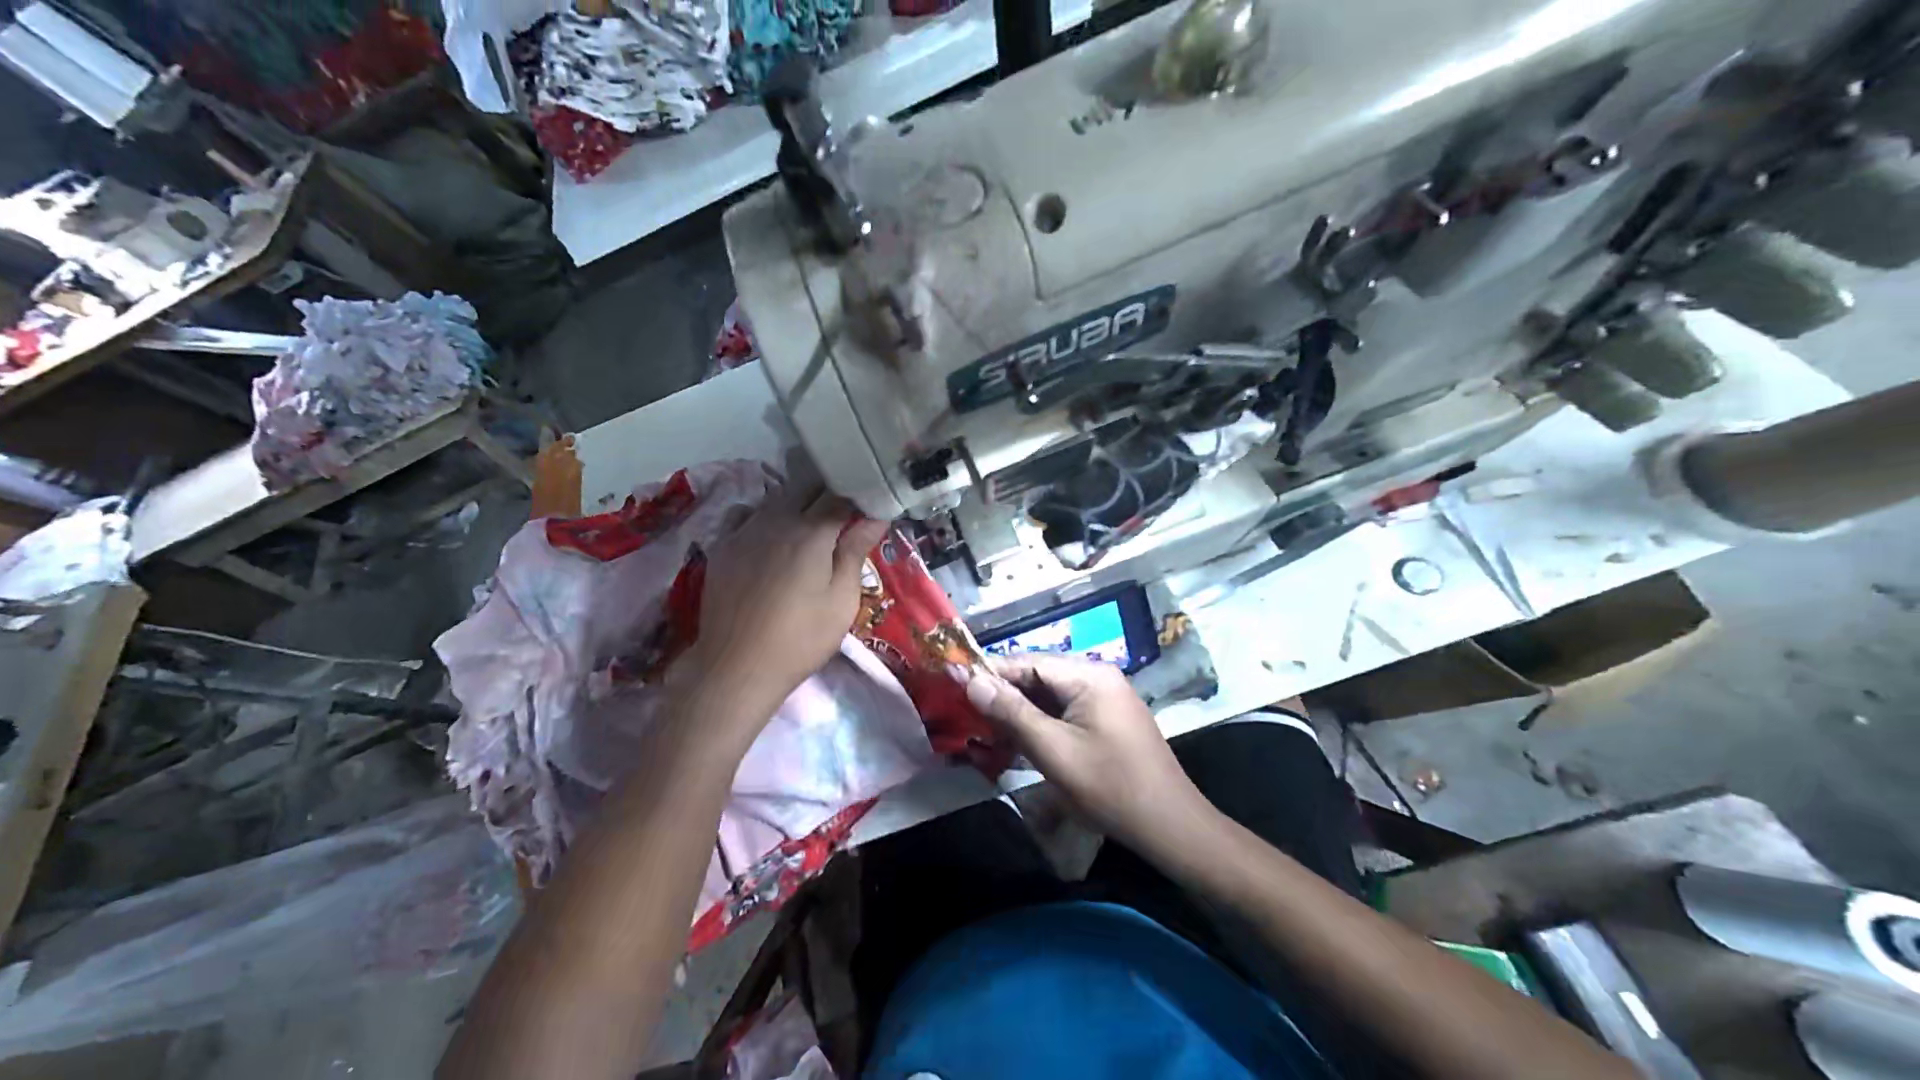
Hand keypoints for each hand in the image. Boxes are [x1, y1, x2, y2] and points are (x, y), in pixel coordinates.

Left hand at [680, 488, 890, 717]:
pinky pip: (746, 515)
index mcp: (810, 531)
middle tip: (843, 515)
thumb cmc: (801, 638)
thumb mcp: (841, 600)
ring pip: (774, 498)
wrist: (738, 667)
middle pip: (804, 487)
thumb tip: (875, 517)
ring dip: (796, 502)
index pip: (839, 496)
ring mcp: (744, 530)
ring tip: (809, 524)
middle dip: (827, 493)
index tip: (870, 508)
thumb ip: (855, 552)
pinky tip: (769, 535)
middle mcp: (776, 520)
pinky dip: (763, 515)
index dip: (857, 498)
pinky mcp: (723, 546)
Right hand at [961, 654, 1212, 849]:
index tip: (954, 684)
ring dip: (1018, 713)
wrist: (1171, 827)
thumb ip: (1012, 713)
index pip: (1027, 661)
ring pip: (1049, 697)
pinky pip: (1064, 713)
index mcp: (1089, 675)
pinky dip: (1039, 725)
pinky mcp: (1107, 722)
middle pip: (1038, 676)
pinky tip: (1015, 743)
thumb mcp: (1054, 751)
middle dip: (1002, 694)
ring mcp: (1105, 700)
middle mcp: (1098, 677)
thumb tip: (971, 680)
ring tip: (982, 730)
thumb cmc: (1110, 787)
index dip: (990, 672)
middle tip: (965, 713)